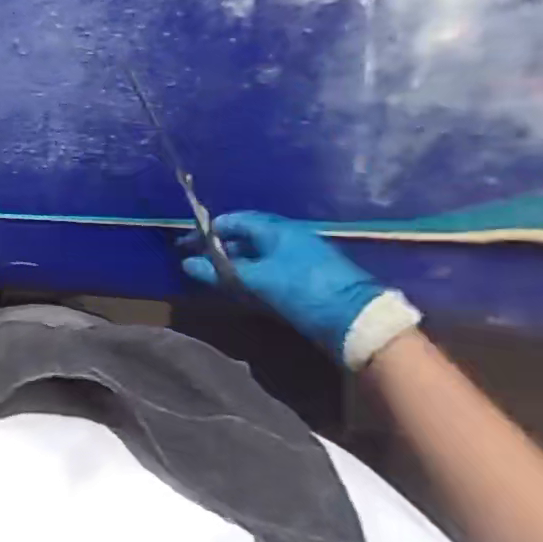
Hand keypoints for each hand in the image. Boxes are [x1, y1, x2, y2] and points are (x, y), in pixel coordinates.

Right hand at [182, 211, 415, 366]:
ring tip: (212, 278)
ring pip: (255, 254)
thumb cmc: (302, 290)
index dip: (206, 231)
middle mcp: (287, 237)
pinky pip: (268, 268)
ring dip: (232, 264)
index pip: (232, 221)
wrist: (357, 320)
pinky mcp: (305, 276)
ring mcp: (299, 256)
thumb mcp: (256, 280)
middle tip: (195, 263)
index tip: (185, 246)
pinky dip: (249, 275)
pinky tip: (239, 288)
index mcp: (276, 229)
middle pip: (243, 237)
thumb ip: (219, 271)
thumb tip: (187, 263)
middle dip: (217, 249)